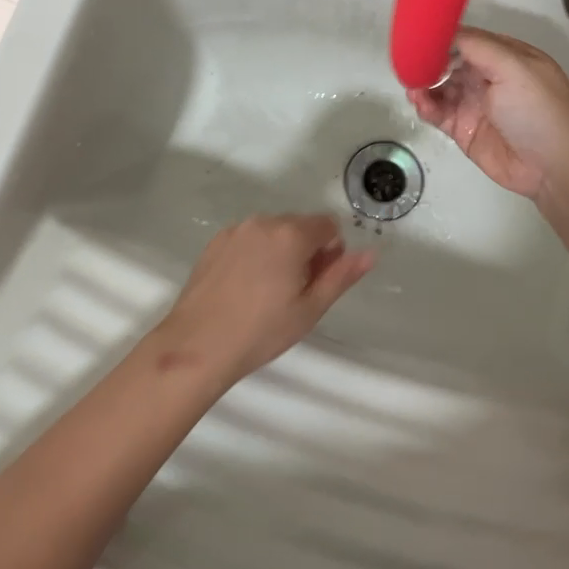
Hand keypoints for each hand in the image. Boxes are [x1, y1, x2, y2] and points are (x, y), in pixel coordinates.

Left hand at [152, 215, 374, 383]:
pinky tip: (245, 289)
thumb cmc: (262, 331)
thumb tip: (370, 253)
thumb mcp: (310, 308)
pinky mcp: (215, 243)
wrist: (197, 346)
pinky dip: (256, 255)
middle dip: (307, 250)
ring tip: (269, 293)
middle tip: (296, 292)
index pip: (328, 225)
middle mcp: (263, 223)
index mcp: (291, 234)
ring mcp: (235, 231)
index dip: (331, 252)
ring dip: (280, 252)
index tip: (319, 282)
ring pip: (273, 232)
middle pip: (300, 226)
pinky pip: (248, 240)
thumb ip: (342, 275)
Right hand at [407, 28, 568, 200]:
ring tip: (412, 87)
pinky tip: (420, 103)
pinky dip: (426, 106)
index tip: (422, 38)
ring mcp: (476, 104)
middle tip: (411, 65)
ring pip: (441, 88)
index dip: (446, 39)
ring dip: (424, 84)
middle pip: (450, 63)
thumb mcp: (514, 68)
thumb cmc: (537, 111)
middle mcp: (490, 78)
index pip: (469, 40)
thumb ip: (479, 47)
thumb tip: (447, 34)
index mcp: (508, 58)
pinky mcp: (464, 130)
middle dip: (430, 62)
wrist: (551, 166)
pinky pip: (439, 113)